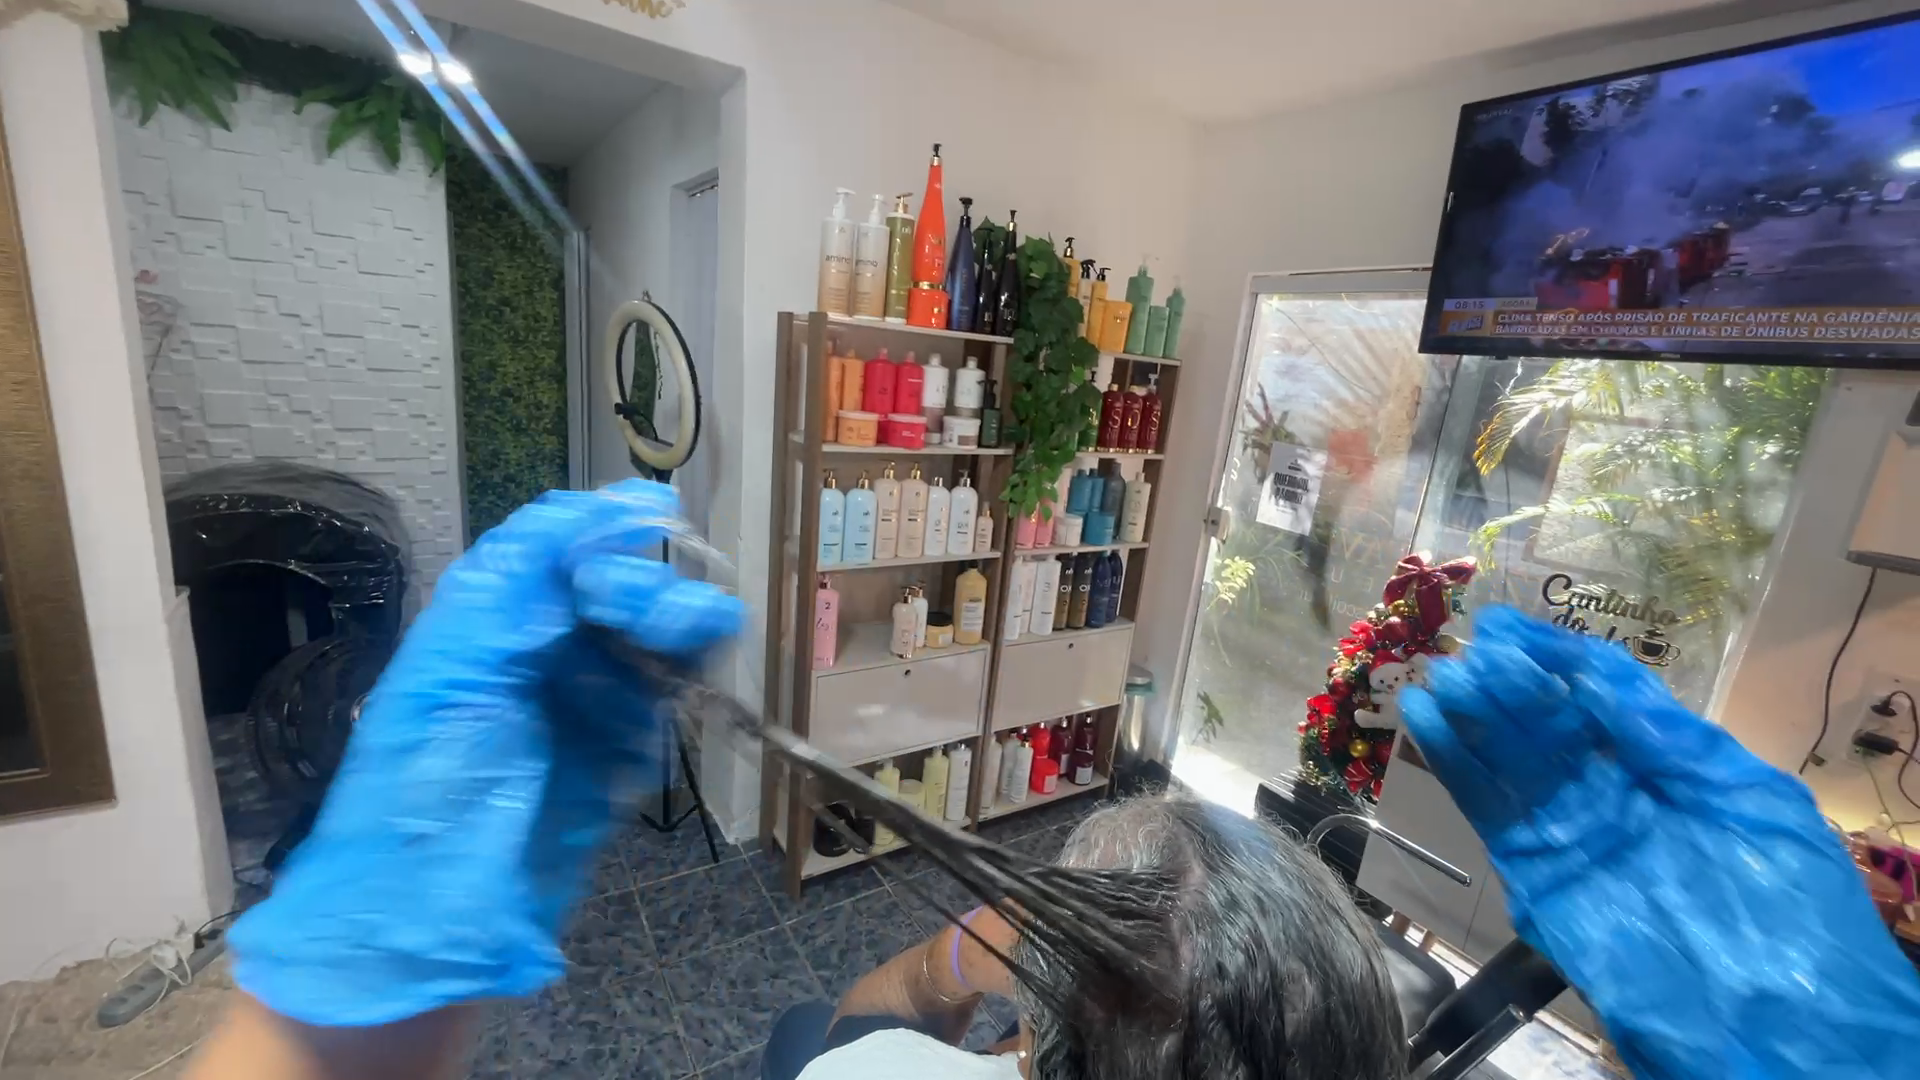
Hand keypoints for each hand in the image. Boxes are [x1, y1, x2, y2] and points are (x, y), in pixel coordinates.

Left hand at [229, 481, 741, 1025]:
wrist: (441, 906)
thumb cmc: (429, 776)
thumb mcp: (455, 667)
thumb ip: (515, 581)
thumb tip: (588, 511)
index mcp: (497, 614)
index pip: (561, 544)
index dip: (606, 526)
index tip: (656, 517)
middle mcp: (549, 642)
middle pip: (620, 581)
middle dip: (647, 583)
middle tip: (653, 613)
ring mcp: (595, 687)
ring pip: (661, 626)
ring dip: (684, 619)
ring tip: (696, 634)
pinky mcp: (632, 732)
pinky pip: (678, 682)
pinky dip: (698, 666)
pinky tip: (700, 667)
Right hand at [1399, 607, 1919, 1079]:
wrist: (1772, 1030)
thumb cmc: (1787, 911)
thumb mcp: (1747, 802)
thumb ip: (1666, 736)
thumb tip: (1592, 674)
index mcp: (1665, 763)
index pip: (1597, 691)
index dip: (1552, 655)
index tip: (1503, 626)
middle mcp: (1604, 782)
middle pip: (1542, 716)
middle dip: (1505, 678)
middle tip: (1469, 651)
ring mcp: (1560, 819)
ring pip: (1501, 749)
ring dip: (1467, 708)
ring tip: (1437, 672)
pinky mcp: (1522, 856)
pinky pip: (1479, 797)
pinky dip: (1448, 755)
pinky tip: (1421, 715)